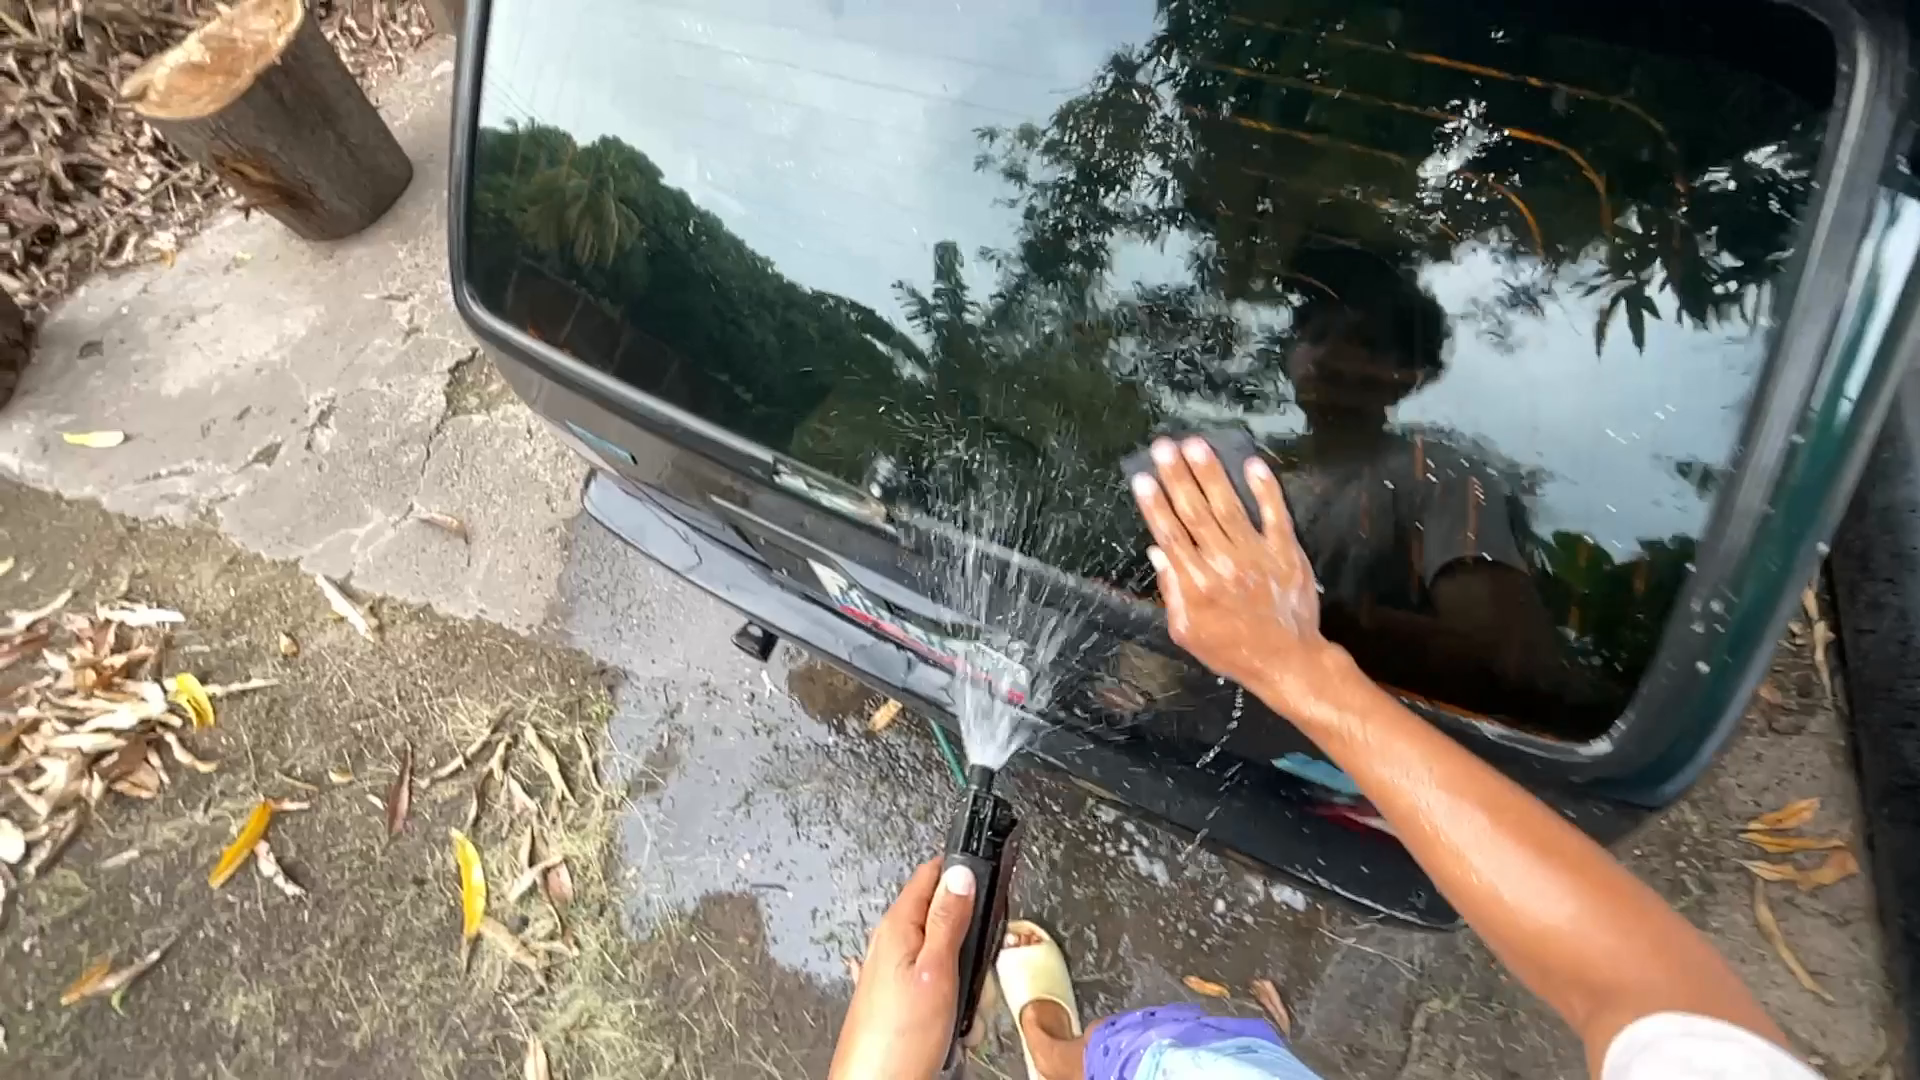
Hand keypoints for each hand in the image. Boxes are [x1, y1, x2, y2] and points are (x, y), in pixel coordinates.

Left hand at [829, 859, 977, 1079]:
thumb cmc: (897, 1039)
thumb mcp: (935, 970)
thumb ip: (948, 918)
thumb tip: (961, 872)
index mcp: (898, 924)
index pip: (932, 873)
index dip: (962, 878)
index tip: (985, 894)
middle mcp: (894, 941)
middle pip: (947, 919)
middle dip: (971, 946)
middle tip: (973, 974)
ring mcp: (898, 971)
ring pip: (949, 957)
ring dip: (966, 983)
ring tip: (962, 1010)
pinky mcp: (904, 998)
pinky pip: (941, 986)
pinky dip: (954, 1003)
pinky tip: (953, 1025)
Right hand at [1130, 436, 1355, 716]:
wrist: (1286, 661)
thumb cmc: (1230, 649)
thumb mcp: (1186, 631)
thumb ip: (1171, 590)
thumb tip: (1157, 552)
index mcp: (1195, 584)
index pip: (1170, 535)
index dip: (1154, 505)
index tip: (1142, 478)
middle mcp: (1222, 563)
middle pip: (1194, 513)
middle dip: (1177, 477)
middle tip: (1164, 447)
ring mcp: (1256, 555)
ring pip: (1228, 507)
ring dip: (1211, 474)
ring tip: (1196, 445)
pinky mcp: (1285, 552)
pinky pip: (1274, 516)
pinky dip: (1265, 490)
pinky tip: (1252, 465)